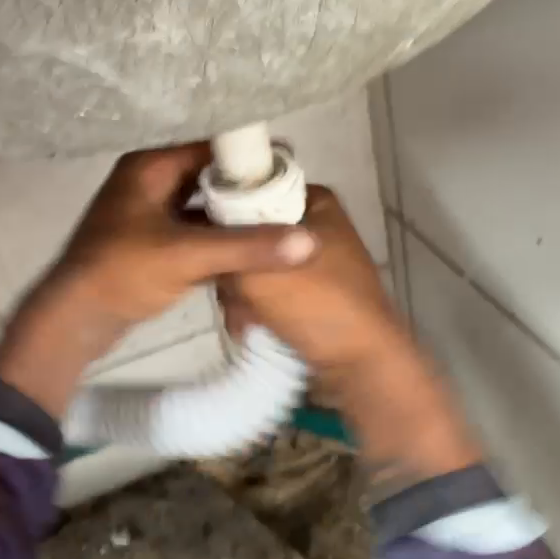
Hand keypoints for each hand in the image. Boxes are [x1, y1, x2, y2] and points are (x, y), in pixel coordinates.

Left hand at [46, 141, 319, 325]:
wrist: (75, 318)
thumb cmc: (121, 272)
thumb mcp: (186, 255)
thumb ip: (247, 248)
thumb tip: (311, 241)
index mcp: (149, 168)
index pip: (208, 148)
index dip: (248, 155)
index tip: (291, 163)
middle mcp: (148, 183)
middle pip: (208, 177)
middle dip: (246, 187)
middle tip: (292, 194)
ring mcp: (148, 215)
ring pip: (202, 207)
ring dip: (234, 215)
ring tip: (283, 219)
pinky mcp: (152, 244)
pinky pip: (194, 233)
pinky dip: (219, 239)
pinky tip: (254, 249)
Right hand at [222, 187, 482, 482]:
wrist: (363, 367)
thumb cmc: (318, 305)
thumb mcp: (258, 269)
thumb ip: (224, 245)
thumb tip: (196, 231)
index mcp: (314, 201)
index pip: (248, 191)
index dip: (222, 218)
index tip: (210, 245)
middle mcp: (312, 224)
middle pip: (245, 234)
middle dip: (234, 272)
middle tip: (235, 294)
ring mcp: (309, 261)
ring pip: (250, 267)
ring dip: (240, 296)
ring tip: (247, 319)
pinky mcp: (307, 293)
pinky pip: (264, 291)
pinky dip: (254, 310)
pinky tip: (253, 329)